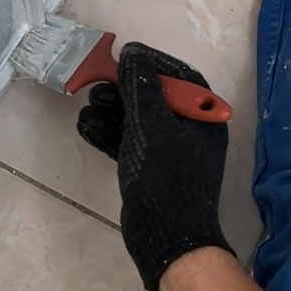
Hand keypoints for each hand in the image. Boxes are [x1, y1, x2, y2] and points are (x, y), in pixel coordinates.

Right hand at [76, 42, 230, 290]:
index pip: (179, 76)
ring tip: (86, 109)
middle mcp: (190, 129)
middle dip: (122, 89)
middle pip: (153, 96)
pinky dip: (109, 134)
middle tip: (96, 85)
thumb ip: (141, 87)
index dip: (150, 61)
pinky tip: (86, 128)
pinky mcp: (150, 168)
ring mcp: (170, 150)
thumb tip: (133, 55)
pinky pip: (128, 141)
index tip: (122, 53)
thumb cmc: (165, 176)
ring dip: (110, 111)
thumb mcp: (151, 125)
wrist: (167, 237)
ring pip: (137, 119)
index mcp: (203, 115)